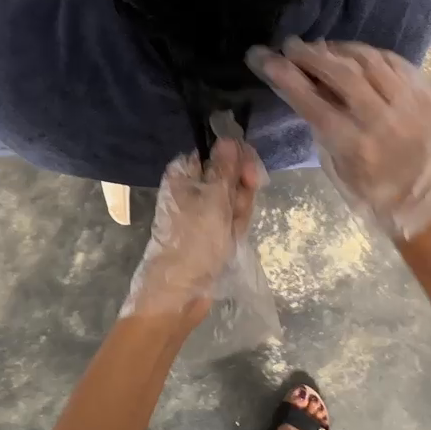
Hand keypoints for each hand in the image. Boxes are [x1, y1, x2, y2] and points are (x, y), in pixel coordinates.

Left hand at [121, 138, 266, 324]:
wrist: (180, 292)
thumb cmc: (194, 240)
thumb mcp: (214, 199)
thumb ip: (225, 167)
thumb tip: (229, 137)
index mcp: (185, 172)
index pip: (218, 151)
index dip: (238, 161)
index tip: (250, 176)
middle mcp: (192, 187)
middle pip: (230, 174)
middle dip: (241, 192)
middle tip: (237, 211)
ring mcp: (203, 210)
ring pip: (235, 198)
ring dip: (240, 213)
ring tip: (229, 233)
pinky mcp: (211, 230)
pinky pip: (232, 219)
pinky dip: (236, 228)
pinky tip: (230, 242)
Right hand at [247, 39, 430, 240]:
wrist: (430, 208)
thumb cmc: (373, 195)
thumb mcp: (337, 168)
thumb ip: (321, 127)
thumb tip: (304, 85)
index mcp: (356, 146)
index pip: (312, 100)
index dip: (284, 75)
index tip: (264, 57)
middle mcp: (384, 120)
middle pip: (341, 72)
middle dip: (310, 55)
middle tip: (290, 46)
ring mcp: (411, 104)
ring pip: (369, 60)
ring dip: (339, 49)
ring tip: (321, 48)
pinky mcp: (428, 95)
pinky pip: (395, 61)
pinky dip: (370, 54)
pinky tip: (354, 55)